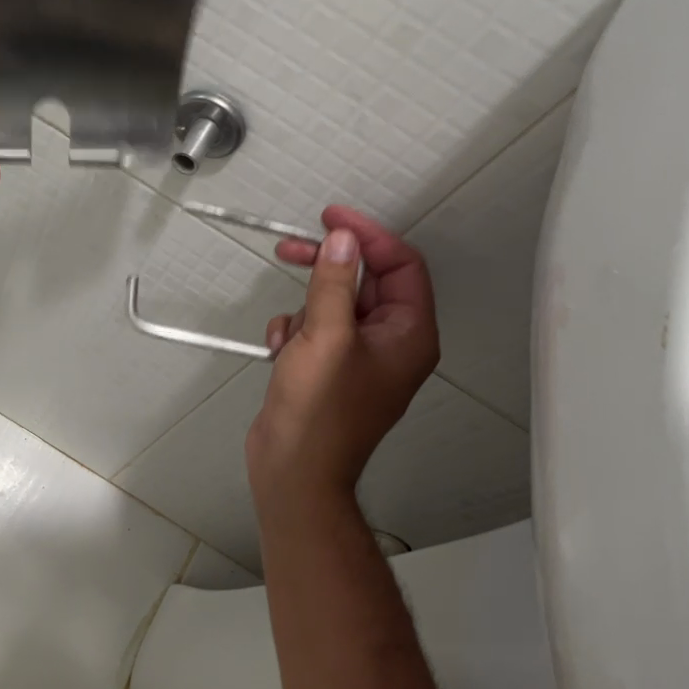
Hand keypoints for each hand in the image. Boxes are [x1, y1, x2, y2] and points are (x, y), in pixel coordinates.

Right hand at [246, 206, 439, 510]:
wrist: (293, 470)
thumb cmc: (318, 409)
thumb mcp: (326, 337)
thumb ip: (335, 282)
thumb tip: (344, 239)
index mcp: (409, 334)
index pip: (400, 265)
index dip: (367, 236)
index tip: (329, 218)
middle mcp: (391, 343)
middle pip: (364, 282)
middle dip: (326, 268)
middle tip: (290, 249)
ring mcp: (358, 359)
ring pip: (332, 306)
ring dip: (304, 310)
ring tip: (288, 338)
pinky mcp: (328, 372)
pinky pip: (313, 331)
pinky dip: (293, 334)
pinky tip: (279, 354)